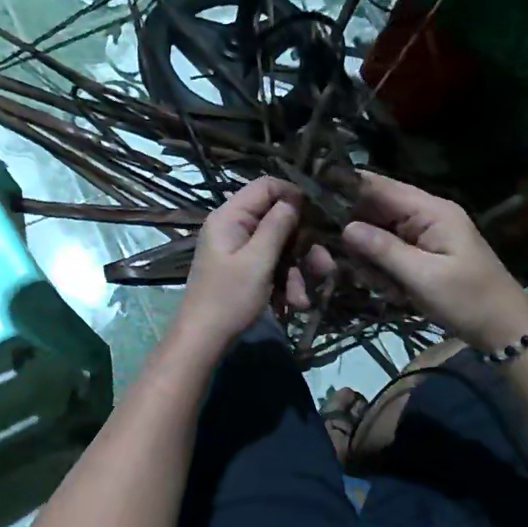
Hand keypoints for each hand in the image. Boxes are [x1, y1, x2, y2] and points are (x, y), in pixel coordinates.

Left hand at [175, 177, 306, 347]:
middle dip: (302, 246)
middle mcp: (233, 227)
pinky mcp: (244, 269)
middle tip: (323, 267)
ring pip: (279, 247)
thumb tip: (294, 199)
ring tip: (302, 298)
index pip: (265, 186)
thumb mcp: (257, 261)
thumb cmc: (229, 298)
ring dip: (296, 271)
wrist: (203, 340)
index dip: (294, 195)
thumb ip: (277, 226)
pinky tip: (294, 304)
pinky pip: (271, 265)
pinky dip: (284, 283)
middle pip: (277, 220)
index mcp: (229, 217)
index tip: (319, 215)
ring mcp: (238, 249)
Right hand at [340, 172, 527, 349]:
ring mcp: (421, 234)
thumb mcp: (423, 276)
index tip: (310, 190)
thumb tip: (346, 227)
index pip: (379, 187)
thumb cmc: (468, 299)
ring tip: (362, 276)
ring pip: (375, 231)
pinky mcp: (418, 254)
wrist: (504, 330)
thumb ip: (383, 250)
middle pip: (373, 208)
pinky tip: (380, 286)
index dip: (345, 185)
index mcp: (431, 210)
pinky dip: (376, 266)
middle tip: (323, 247)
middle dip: (349, 226)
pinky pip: (385, 251)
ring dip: (363, 253)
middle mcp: (423, 215)